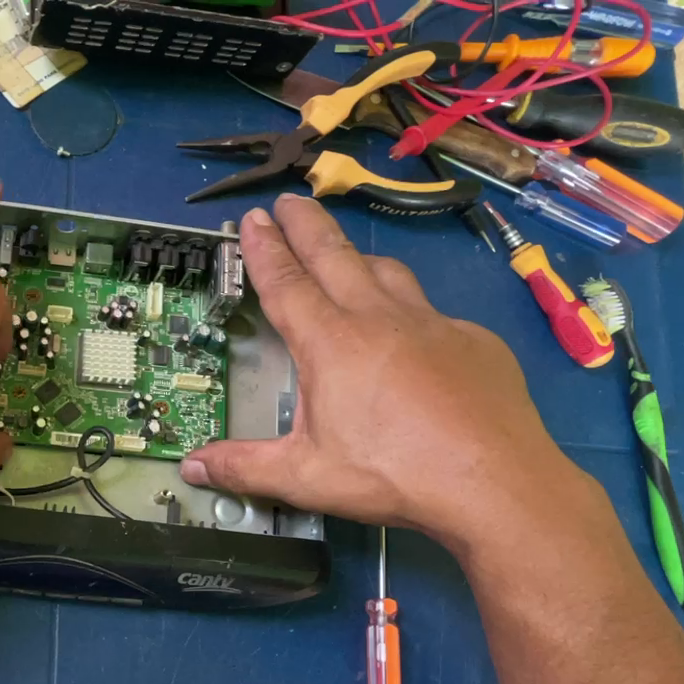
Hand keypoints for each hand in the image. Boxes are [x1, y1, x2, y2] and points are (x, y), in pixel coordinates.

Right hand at [180, 195, 591, 553]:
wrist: (494, 482)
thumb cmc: (390, 475)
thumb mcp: (303, 476)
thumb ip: (242, 468)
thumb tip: (190, 468)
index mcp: (332, 345)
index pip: (288, 284)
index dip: (265, 250)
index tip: (253, 219)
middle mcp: (380, 319)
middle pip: (336, 257)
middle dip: (307, 225)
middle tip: (289, 200)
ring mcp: (433, 325)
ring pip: (388, 272)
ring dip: (358, 256)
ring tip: (344, 253)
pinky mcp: (474, 341)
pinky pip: (432, 312)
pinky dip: (409, 309)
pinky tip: (410, 335)